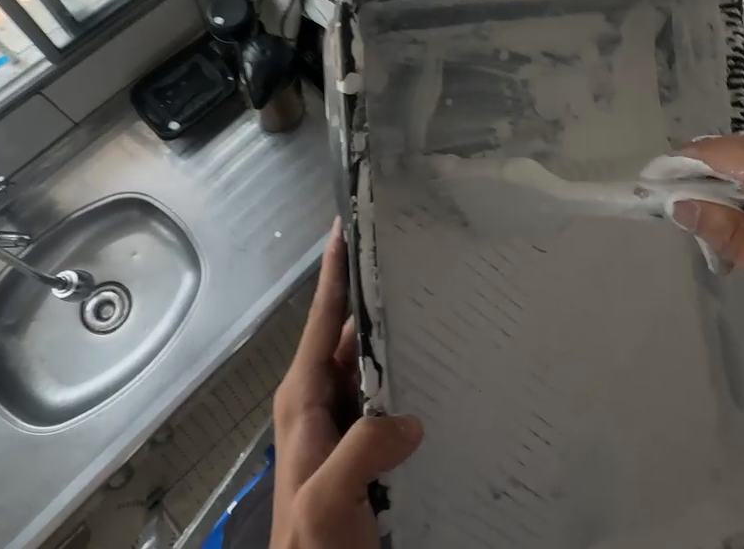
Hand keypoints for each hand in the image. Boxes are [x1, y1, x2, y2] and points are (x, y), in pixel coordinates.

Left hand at [271, 221, 423, 548]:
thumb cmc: (312, 544)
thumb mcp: (327, 497)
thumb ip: (362, 450)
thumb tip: (411, 418)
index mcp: (304, 398)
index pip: (321, 321)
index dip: (333, 273)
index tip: (345, 226)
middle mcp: (321, 399)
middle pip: (350, 334)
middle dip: (378, 297)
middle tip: (418, 259)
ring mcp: (343, 421)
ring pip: (372, 363)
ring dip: (398, 337)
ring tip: (438, 302)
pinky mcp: (364, 443)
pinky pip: (388, 393)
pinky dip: (409, 374)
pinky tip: (439, 367)